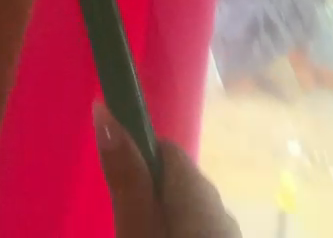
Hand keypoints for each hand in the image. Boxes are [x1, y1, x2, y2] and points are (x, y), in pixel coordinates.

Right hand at [95, 103, 237, 237]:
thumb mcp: (137, 225)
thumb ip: (125, 173)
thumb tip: (103, 107)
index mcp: (198, 184)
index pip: (164, 146)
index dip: (136, 155)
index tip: (116, 179)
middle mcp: (220, 202)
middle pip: (176, 178)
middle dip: (148, 190)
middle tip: (122, 218)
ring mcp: (229, 232)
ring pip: (188, 208)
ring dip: (163, 214)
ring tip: (139, 231)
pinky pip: (198, 230)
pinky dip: (178, 231)